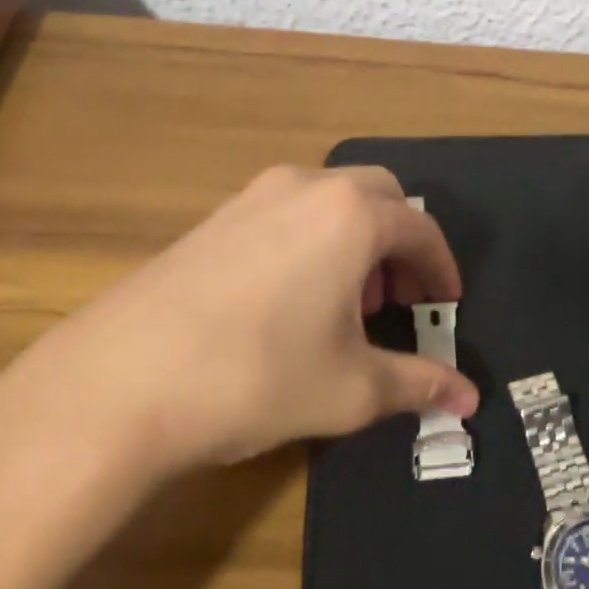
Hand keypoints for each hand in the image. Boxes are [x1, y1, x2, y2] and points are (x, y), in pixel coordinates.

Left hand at [0, 164, 479, 505]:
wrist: (119, 384)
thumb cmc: (258, 378)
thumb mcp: (352, 389)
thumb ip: (419, 384)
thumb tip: (469, 400)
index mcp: (351, 215)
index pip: (421, 229)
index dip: (442, 270)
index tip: (447, 306)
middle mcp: (304, 188)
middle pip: (378, 196)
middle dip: (400, 244)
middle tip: (398, 301)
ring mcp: (250, 199)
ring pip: (328, 201)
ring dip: (355, 241)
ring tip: (346, 305)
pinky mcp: (210, 221)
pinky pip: (284, 215)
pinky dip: (311, 243)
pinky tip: (290, 303)